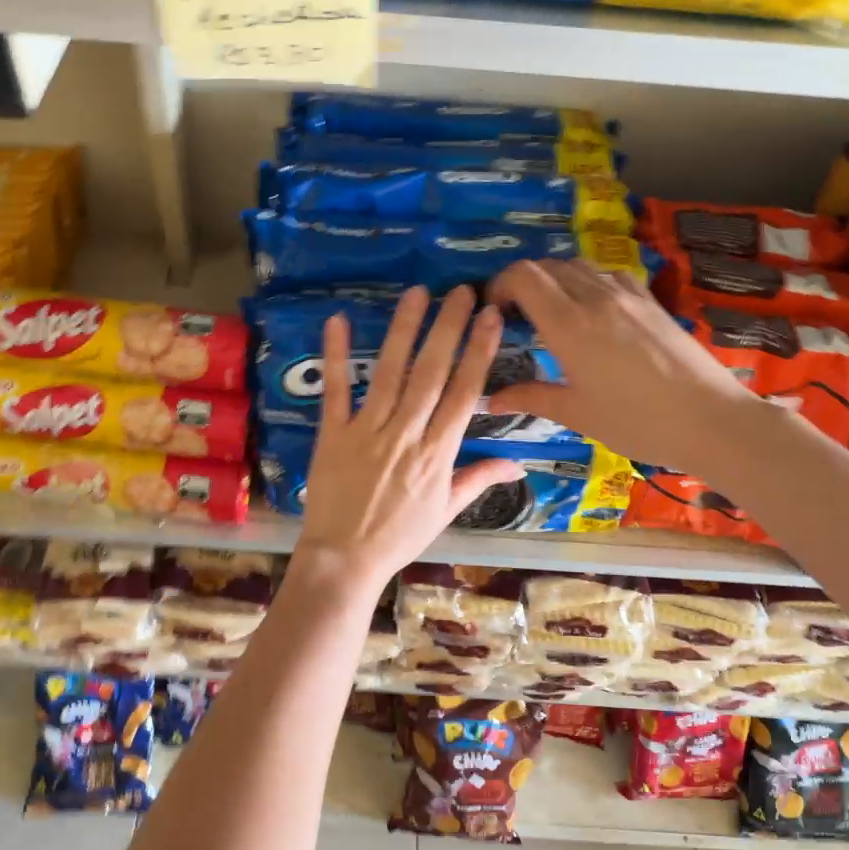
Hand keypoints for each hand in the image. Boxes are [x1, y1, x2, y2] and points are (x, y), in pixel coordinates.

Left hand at [293, 285, 523, 595]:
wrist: (345, 559)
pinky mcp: (332, 434)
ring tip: (418, 293)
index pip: (464, 394)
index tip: (490, 318)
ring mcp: (367, 431)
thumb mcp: (446, 511)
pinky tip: (338, 320)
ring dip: (404, 330)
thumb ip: (477, 480)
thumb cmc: (398, 537)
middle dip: (448, 328)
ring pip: (390, 373)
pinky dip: (336, 355)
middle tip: (461, 290)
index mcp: (437, 454)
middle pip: (431, 374)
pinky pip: (336, 390)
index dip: (478, 352)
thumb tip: (517, 464)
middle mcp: (406, 435)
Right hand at [486, 259, 762, 473]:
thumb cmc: (637, 422)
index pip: (523, 276)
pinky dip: (586, 281)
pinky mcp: (650, 300)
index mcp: (569, 323)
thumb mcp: (576, 413)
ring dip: (554, 280)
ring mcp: (627, 294)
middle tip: (514, 315)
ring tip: (549, 312)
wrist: (712, 419)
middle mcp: (595, 297)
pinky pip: (607, 274)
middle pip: (546, 266)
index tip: (492, 312)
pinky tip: (590, 311)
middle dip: (521, 283)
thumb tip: (490, 399)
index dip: (499, 285)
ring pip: (577, 265)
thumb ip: (531, 398)